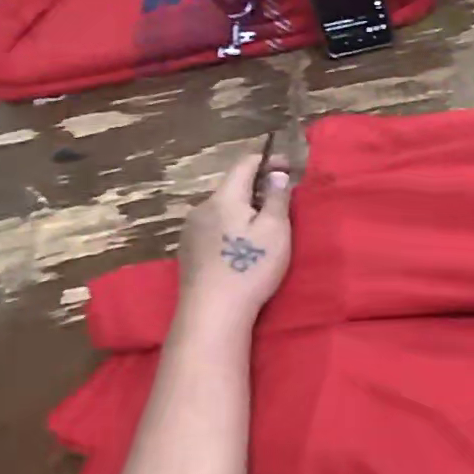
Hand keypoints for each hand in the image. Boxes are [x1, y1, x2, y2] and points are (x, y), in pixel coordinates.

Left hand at [175, 151, 293, 332]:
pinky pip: (211, 228)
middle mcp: (202, 207)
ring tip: (259, 230)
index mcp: (224, 197)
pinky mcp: (187, 252)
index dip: (266, 160)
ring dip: (240, 211)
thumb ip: (276, 197)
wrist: (212, 313)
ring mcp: (190, 231)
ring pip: (220, 210)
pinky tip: (237, 249)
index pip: (244, 164)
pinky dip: (228, 229)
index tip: (286, 165)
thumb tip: (275, 173)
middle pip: (231, 188)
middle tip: (279, 203)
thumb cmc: (249, 267)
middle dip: (255, 189)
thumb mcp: (275, 231)